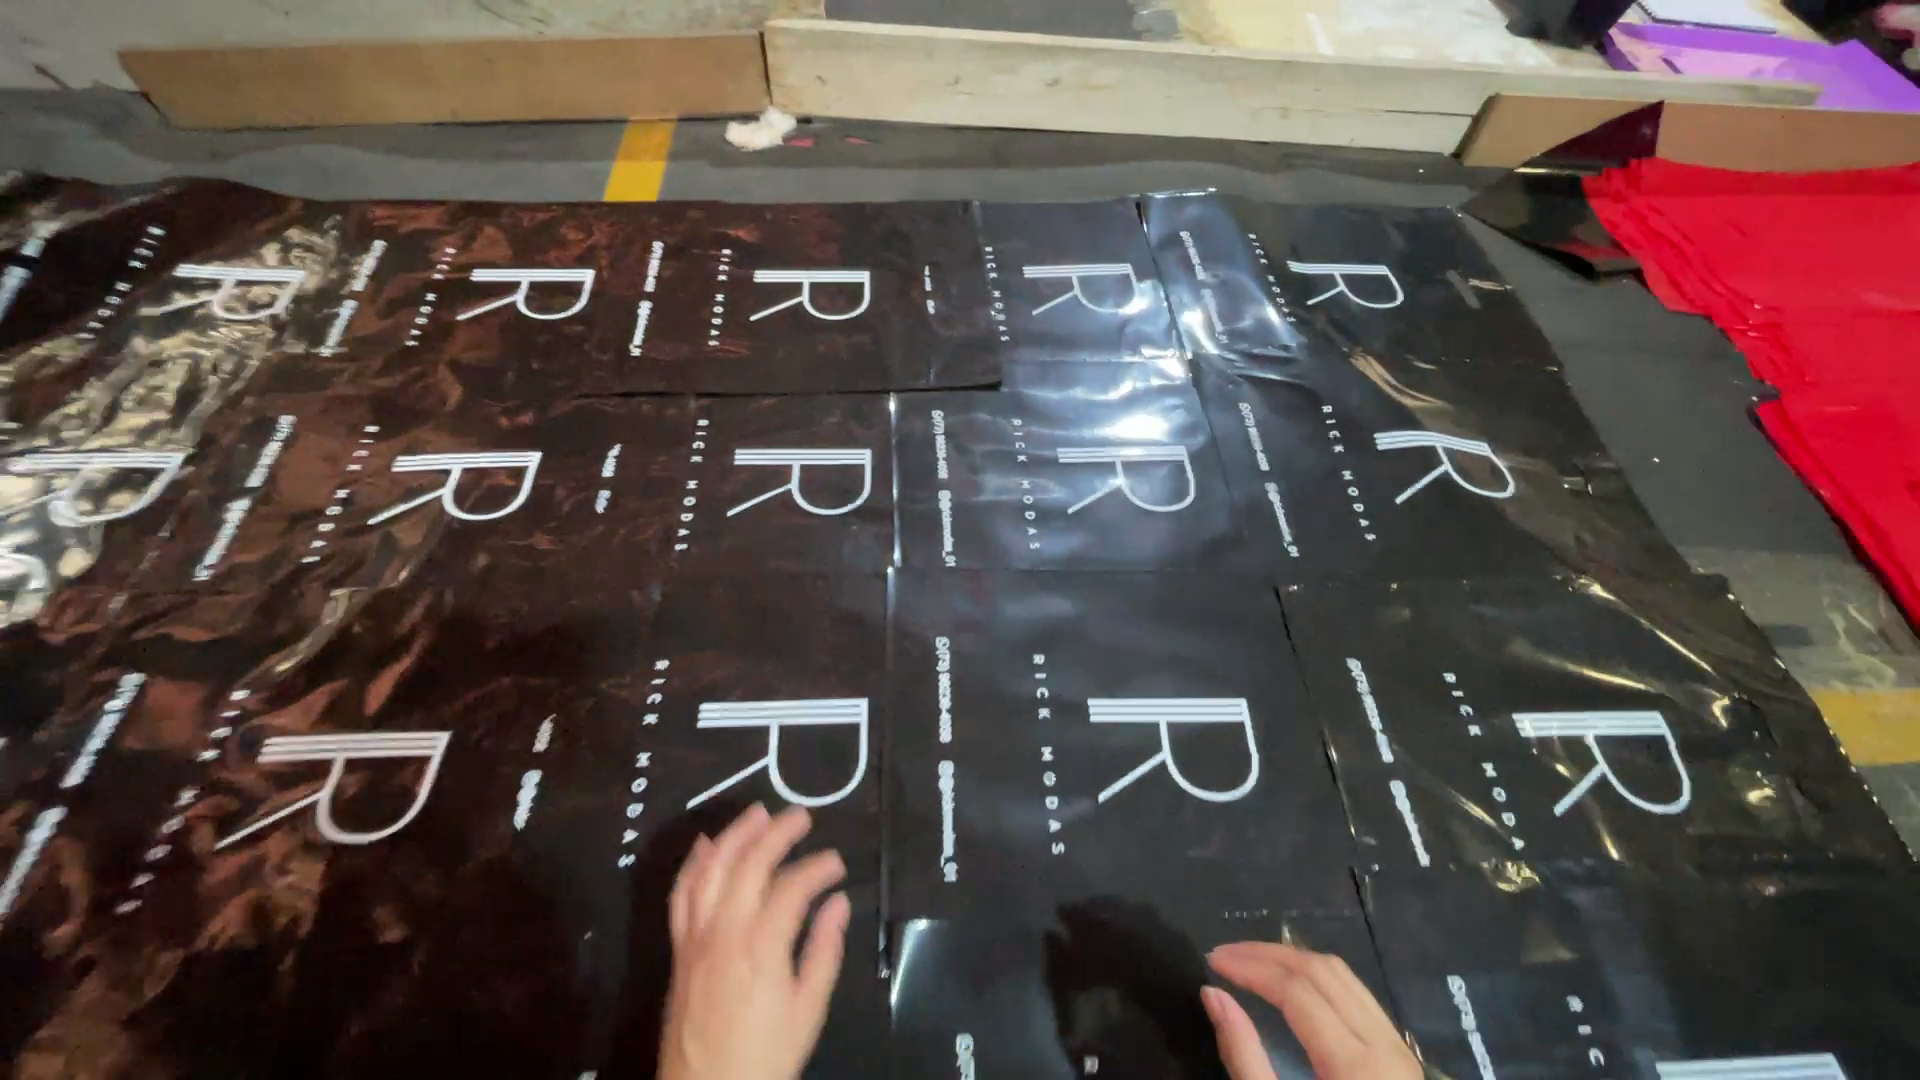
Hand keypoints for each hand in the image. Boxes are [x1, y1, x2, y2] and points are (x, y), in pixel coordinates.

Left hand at [659, 803, 850, 1079]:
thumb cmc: (765, 1056)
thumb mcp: (808, 1010)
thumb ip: (824, 951)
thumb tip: (839, 903)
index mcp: (761, 947)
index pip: (793, 887)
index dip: (818, 868)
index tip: (837, 863)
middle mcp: (724, 931)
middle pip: (750, 864)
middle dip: (778, 833)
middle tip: (802, 816)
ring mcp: (696, 938)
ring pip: (711, 870)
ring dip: (734, 835)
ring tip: (757, 813)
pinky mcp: (679, 949)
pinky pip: (681, 895)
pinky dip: (694, 864)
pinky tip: (707, 845)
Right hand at [1201, 942, 1421, 1079]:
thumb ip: (1243, 1056)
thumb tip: (1211, 994)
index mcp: (1356, 1066)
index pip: (1296, 989)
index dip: (1250, 967)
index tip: (1211, 962)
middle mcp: (1386, 1047)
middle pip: (1320, 971)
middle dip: (1266, 954)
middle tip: (1223, 956)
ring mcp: (1400, 1051)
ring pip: (1342, 975)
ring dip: (1291, 960)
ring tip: (1250, 963)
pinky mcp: (1402, 1058)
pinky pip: (1356, 995)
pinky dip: (1316, 978)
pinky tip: (1289, 987)